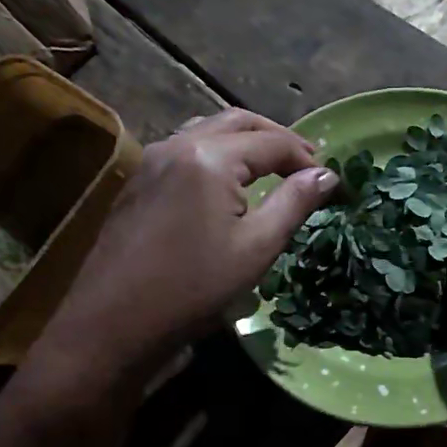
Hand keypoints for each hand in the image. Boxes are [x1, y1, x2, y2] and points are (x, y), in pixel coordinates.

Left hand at [47, 109, 338, 356]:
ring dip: (246, 140)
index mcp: (210, 158)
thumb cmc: (193, 287)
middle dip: (277, 138)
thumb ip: (295, 202)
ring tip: (272, 165)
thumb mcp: (257, 247)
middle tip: (307, 162)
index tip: (332, 180)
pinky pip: (186, 148)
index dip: (306, 158)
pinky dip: (218, 152)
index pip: (272, 142)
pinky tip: (229, 181)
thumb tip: (326, 174)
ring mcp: (152, 160)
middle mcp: (178, 145)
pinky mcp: (139, 181)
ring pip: (208, 129)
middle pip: (239, 122)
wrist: (113, 323)